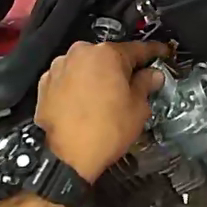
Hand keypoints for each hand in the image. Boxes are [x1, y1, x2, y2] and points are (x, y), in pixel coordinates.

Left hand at [35, 41, 168, 179]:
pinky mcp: (45, 83)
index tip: (161, 53)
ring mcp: (59, 67)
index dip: (154, 52)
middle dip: (122, 68)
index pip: (137, 48)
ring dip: (98, 77)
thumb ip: (145, 84)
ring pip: (87, 67)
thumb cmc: (104, 131)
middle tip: (133, 85)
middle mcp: (80, 53)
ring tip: (106, 100)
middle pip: (109, 57)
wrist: (64, 158)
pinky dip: (78, 87)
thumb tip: (151, 75)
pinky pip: (69, 79)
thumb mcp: (137, 108)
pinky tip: (86, 104)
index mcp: (107, 54)